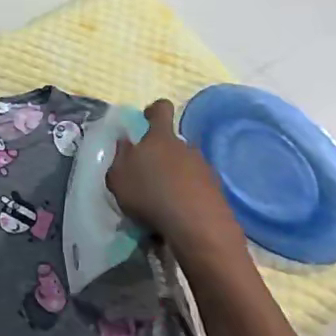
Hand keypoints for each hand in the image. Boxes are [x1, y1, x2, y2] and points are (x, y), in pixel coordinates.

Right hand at [106, 99, 244, 269]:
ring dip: (173, 179)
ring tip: (159, 203)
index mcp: (160, 138)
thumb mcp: (118, 176)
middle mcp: (186, 147)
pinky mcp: (216, 191)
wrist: (196, 225)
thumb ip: (120, 157)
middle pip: (172, 144)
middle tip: (145, 178)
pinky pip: (195, 188)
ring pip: (184, 167)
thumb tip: (125, 142)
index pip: (161, 110)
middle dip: (159, 156)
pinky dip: (185, 197)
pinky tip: (174, 216)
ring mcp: (204, 168)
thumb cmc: (150, 193)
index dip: (153, 110)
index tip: (145, 118)